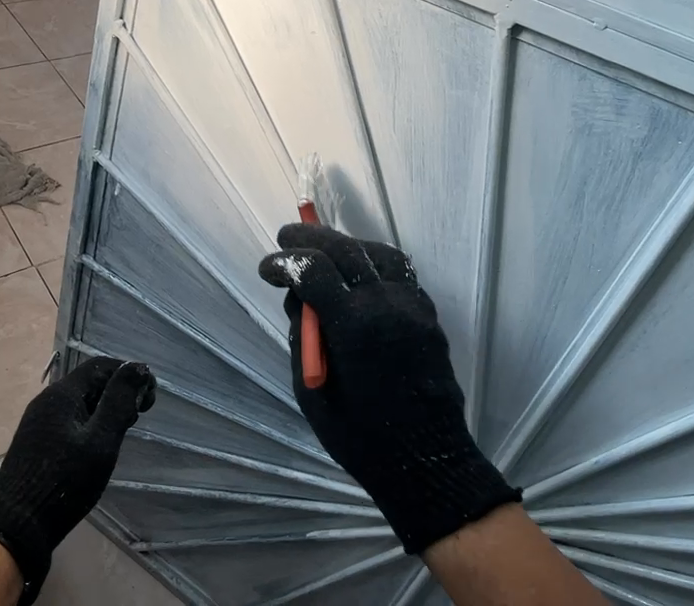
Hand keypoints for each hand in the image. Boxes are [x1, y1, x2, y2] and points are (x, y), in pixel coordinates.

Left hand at [0, 357, 155, 602]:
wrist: (17, 524)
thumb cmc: (64, 481)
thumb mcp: (100, 442)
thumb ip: (118, 402)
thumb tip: (136, 367)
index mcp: (62, 394)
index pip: (101, 366)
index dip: (128, 372)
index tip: (150, 394)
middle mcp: (48, 400)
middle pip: (90, 382)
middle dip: (119, 390)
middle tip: (142, 412)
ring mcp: (39, 421)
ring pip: (80, 401)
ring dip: (107, 407)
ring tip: (126, 426)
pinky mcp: (36, 440)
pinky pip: (70, 418)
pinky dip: (92, 421)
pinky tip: (100, 442)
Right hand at [259, 223, 518, 554]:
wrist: (426, 458)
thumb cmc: (359, 435)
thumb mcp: (311, 391)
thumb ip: (304, 338)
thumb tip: (299, 300)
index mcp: (351, 324)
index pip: (312, 268)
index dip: (284, 262)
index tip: (266, 269)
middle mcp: (383, 303)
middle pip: (344, 248)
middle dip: (310, 237)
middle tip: (287, 235)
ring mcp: (410, 305)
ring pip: (377, 251)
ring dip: (346, 243)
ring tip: (324, 248)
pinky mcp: (427, 313)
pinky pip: (399, 271)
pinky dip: (373, 261)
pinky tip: (358, 272)